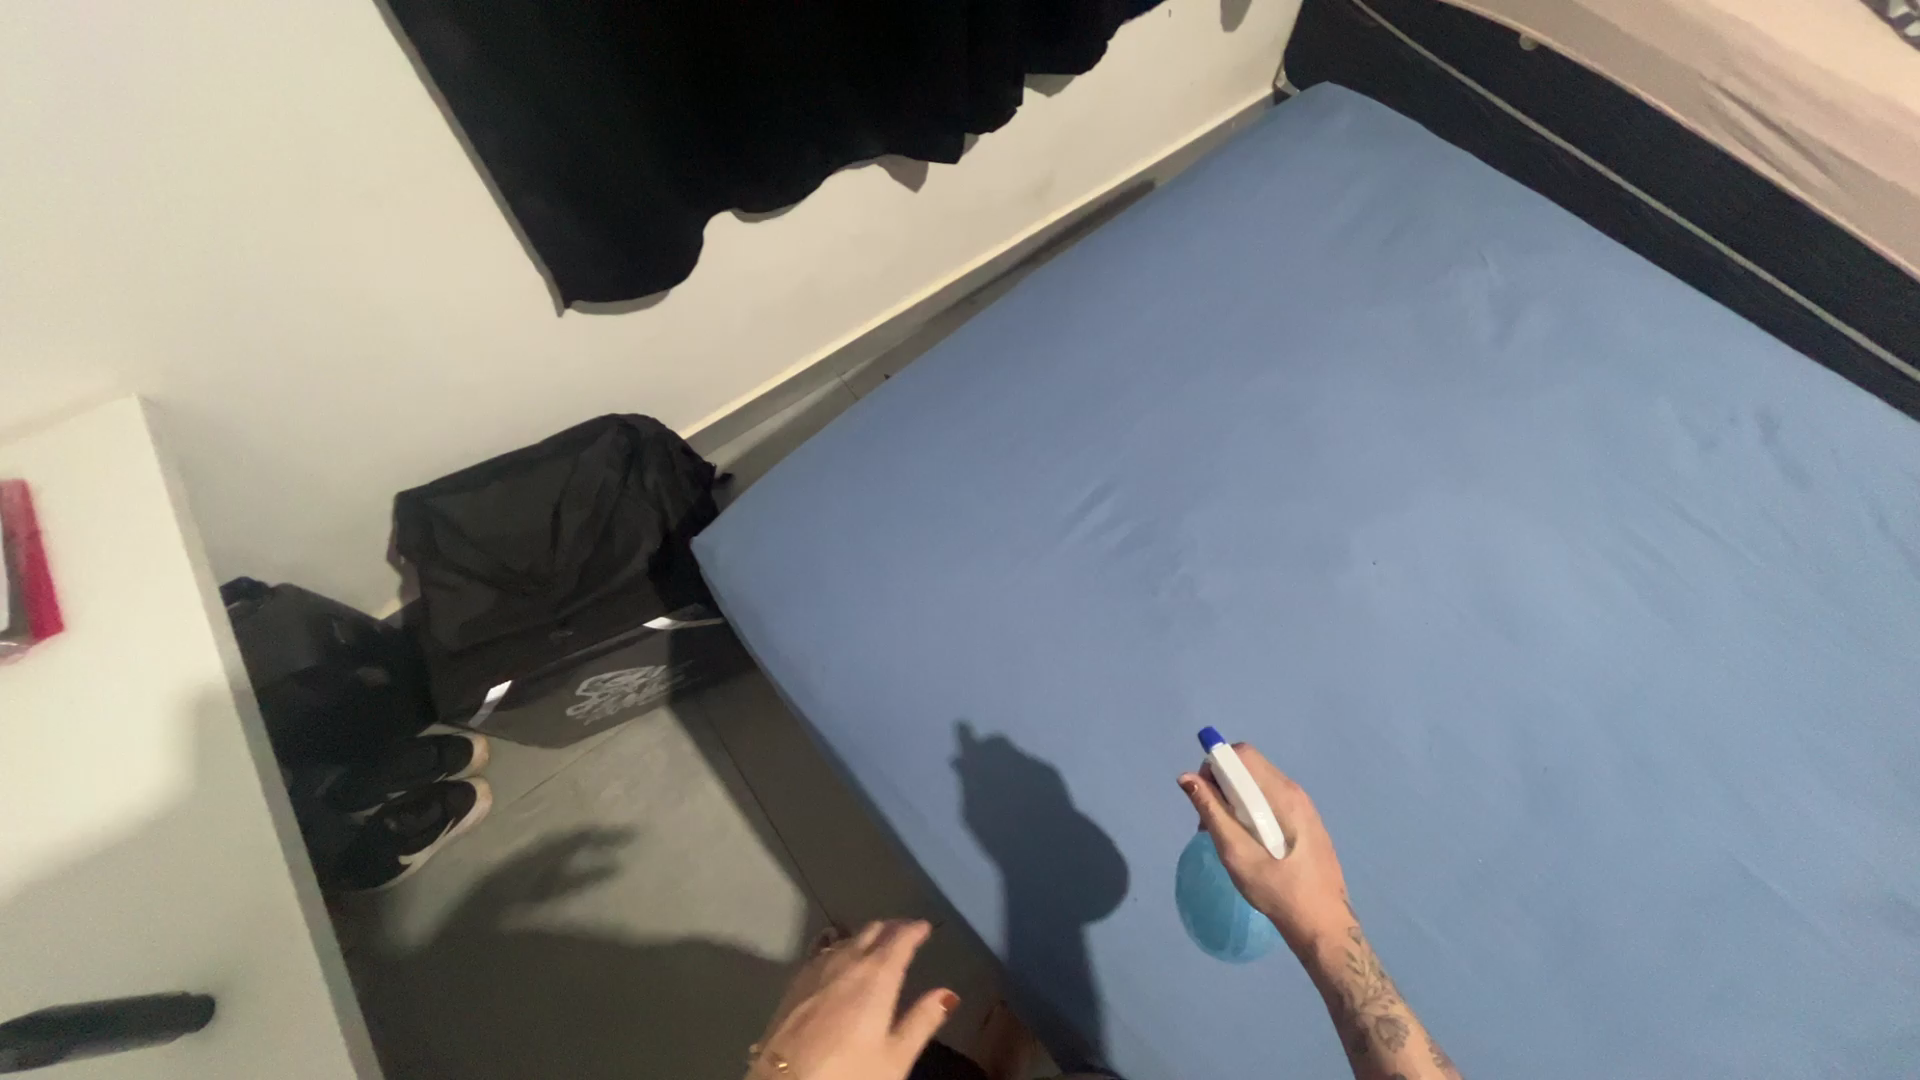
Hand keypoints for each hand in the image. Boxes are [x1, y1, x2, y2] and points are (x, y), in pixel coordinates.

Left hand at [747, 919, 957, 1079]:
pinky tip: (838, 958)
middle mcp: (849, 962)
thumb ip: (922, 1021)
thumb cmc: (848, 1076)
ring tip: (875, 942)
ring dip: (865, 936)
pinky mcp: (796, 982)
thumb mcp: (894, 1058)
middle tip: (904, 932)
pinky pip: (824, 951)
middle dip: (891, 928)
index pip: (900, 939)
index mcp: (878, 976)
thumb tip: (948, 994)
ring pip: (847, 939)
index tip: (924, 927)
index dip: (915, 930)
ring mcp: (818, 969)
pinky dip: (840, 947)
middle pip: (873, 931)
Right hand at [1178, 744, 1350, 951]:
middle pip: (1249, 767)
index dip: (1216, 766)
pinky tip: (1247, 842)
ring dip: (1234, 799)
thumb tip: (1187, 778)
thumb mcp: (1236, 852)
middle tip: (1209, 821)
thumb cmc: (1278, 890)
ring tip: (1225, 835)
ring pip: (1258, 784)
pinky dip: (1250, 810)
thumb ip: (1211, 811)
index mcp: (1282, 794)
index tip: (1204, 797)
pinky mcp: (1306, 823)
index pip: (1243, 754)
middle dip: (1221, 784)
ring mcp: (1303, 808)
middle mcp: (1295, 792)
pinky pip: (1270, 800)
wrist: (1324, 927)